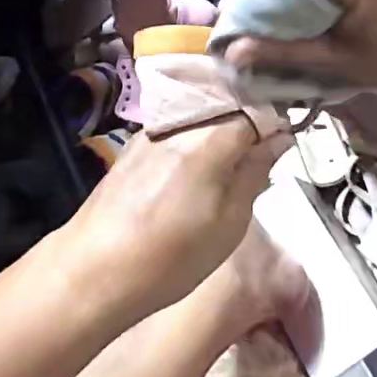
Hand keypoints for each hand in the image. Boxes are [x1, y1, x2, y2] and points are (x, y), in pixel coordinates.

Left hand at [61, 119, 290, 318]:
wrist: (91, 272)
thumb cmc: (169, 257)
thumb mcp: (230, 224)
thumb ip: (255, 171)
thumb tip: (278, 137)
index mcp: (210, 138)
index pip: (258, 110)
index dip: (276, 124)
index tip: (285, 143)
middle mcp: (182, 121)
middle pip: (229, 104)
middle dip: (250, 122)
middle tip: (260, 157)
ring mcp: (155, 129)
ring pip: (203, 113)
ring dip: (223, 129)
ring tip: (229, 165)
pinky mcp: (136, 144)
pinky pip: (178, 125)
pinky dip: (196, 137)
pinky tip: (196, 169)